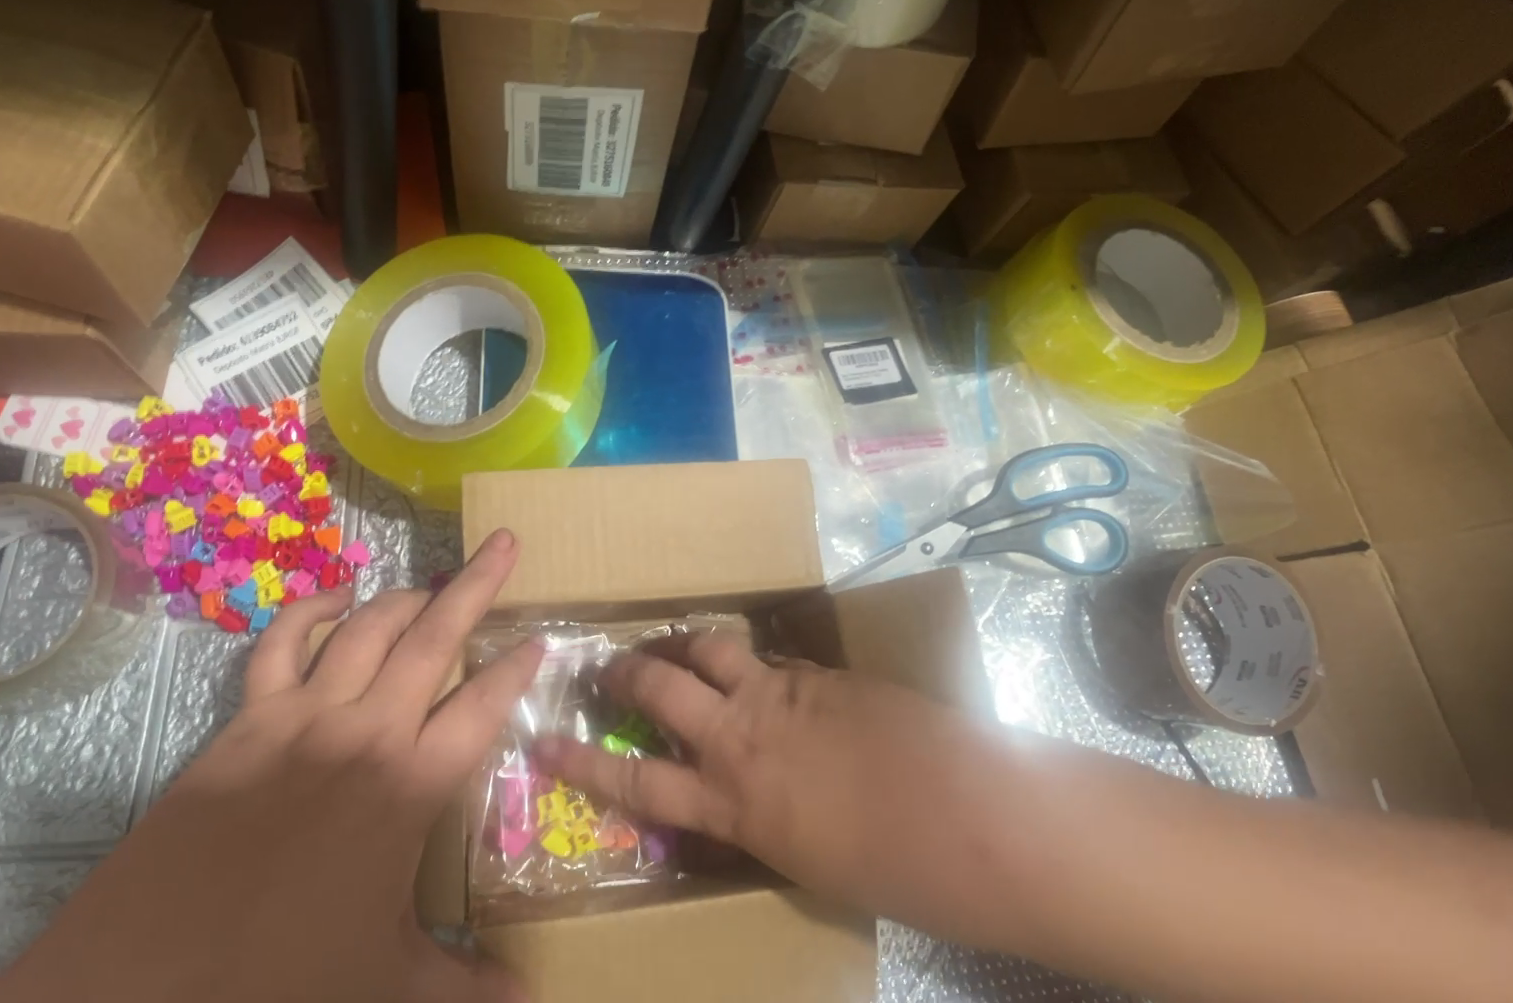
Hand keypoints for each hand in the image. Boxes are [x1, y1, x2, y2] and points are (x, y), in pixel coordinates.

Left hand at [0, 530, 539, 1002]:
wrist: (149, 977)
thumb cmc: (281, 979)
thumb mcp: (390, 984)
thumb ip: (469, 986)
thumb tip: (536, 999)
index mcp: (413, 786)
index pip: (485, 706)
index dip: (518, 668)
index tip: (540, 639)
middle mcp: (367, 732)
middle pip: (436, 638)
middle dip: (477, 586)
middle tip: (504, 544)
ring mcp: (304, 717)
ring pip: (368, 628)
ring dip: (407, 596)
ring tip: (435, 581)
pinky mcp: (247, 719)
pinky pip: (284, 644)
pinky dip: (313, 609)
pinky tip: (338, 594)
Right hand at [532, 631, 982, 924]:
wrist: (970, 817)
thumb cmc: (890, 867)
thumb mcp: (802, 859)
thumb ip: (757, 818)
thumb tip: (742, 795)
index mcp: (733, 804)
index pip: (635, 780)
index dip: (582, 762)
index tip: (542, 742)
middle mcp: (742, 739)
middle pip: (660, 688)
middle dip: (624, 672)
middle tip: (606, 668)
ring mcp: (780, 695)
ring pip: (710, 648)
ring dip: (682, 645)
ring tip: (673, 646)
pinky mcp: (820, 673)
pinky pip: (770, 659)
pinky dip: (753, 663)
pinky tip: (764, 673)